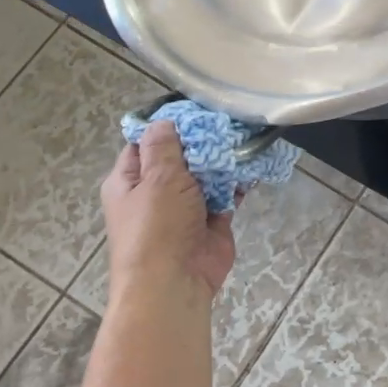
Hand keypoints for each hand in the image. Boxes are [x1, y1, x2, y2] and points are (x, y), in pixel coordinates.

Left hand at [100, 119, 236, 304]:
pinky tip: (258, 161)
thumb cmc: (157, 227)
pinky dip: (241, 179)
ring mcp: (185, 205)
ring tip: (250, 135)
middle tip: (233, 117)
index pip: (146, 143)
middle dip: (206, 139)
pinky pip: (228, 190)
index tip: (199, 106)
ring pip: (208, 172)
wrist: (175, 280)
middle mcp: (155, 191)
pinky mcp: (211, 217)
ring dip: (227, 158)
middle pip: (182, 155)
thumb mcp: (157, 179)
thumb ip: (164, 148)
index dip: (169, 124)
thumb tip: (164, 120)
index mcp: (130, 181)